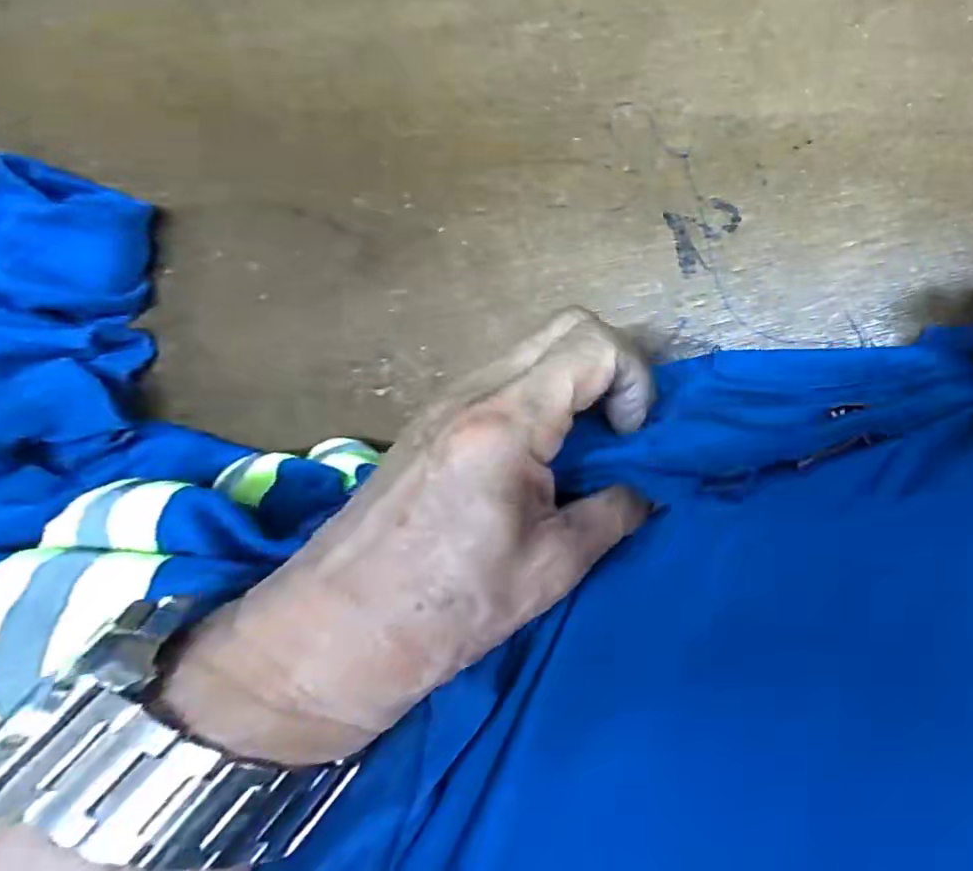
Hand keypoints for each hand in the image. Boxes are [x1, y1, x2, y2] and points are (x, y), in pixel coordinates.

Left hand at [159, 307, 656, 764]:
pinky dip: (552, 395)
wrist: (320, 647)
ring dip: (583, 381)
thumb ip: (618, 509)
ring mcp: (448, 402)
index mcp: (504, 425)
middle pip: (570, 326)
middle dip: (616, 367)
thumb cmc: (444, 610)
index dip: (635, 382)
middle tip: (620, 427)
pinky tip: (549, 454)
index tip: (631, 438)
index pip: (596, 346)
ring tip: (589, 444)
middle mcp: (473, 395)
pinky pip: (514, 375)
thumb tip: (651, 488)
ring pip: (541, 346)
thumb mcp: (555, 565)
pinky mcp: (436, 421)